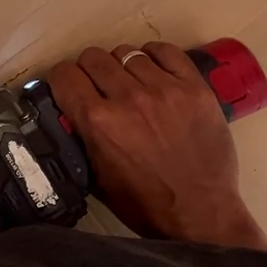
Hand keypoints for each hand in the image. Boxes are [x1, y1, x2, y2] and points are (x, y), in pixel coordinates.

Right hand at [48, 43, 266, 249]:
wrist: (202, 214)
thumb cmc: (144, 202)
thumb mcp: (95, 174)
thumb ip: (80, 135)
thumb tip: (69, 110)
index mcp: (98, 121)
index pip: (64, 74)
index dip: (64, 81)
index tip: (70, 89)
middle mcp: (128, 98)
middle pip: (93, 57)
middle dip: (90, 72)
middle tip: (101, 89)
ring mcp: (165, 90)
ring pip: (127, 52)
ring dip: (123, 68)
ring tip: (133, 85)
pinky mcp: (195, 88)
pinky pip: (166, 51)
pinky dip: (154, 57)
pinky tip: (154, 72)